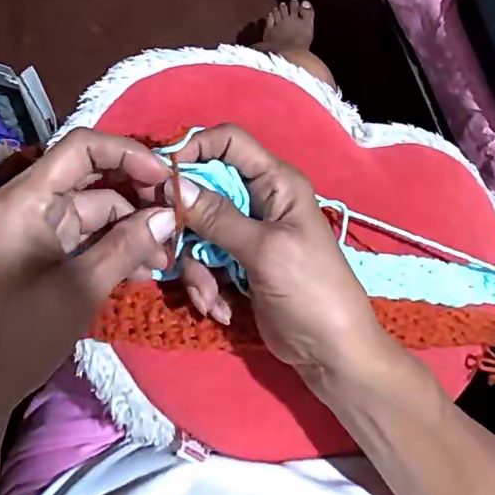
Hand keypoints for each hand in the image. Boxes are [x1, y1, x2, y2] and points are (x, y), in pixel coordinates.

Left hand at [0, 128, 176, 408]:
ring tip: (165, 255)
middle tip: (176, 217)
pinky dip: (116, 245)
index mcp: (25, 199)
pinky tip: (145, 267)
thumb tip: (168, 214)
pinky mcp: (44, 252)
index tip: (166, 177)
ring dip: (132, 226)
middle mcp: (30, 203)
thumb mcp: (80, 288)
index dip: (128, 153)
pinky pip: (88, 235)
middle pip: (92, 177)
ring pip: (96, 208)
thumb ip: (126, 245)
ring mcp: (36, 228)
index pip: (81, 148)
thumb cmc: (18, 335)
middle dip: (137, 193)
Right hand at [164, 124, 392, 379]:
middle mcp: (261, 199)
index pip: (230, 142)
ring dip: (197, 268)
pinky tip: (220, 309)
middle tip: (172, 251)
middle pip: (205, 190)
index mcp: (277, 182)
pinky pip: (206, 261)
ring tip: (212, 298)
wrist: (331, 352)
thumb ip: (218, 217)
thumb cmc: (310, 290)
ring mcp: (249, 233)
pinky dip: (207, 285)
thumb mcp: (264, 251)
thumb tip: (173, 183)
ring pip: (199, 231)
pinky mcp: (239, 263)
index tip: (163, 175)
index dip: (195, 148)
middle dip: (188, 226)